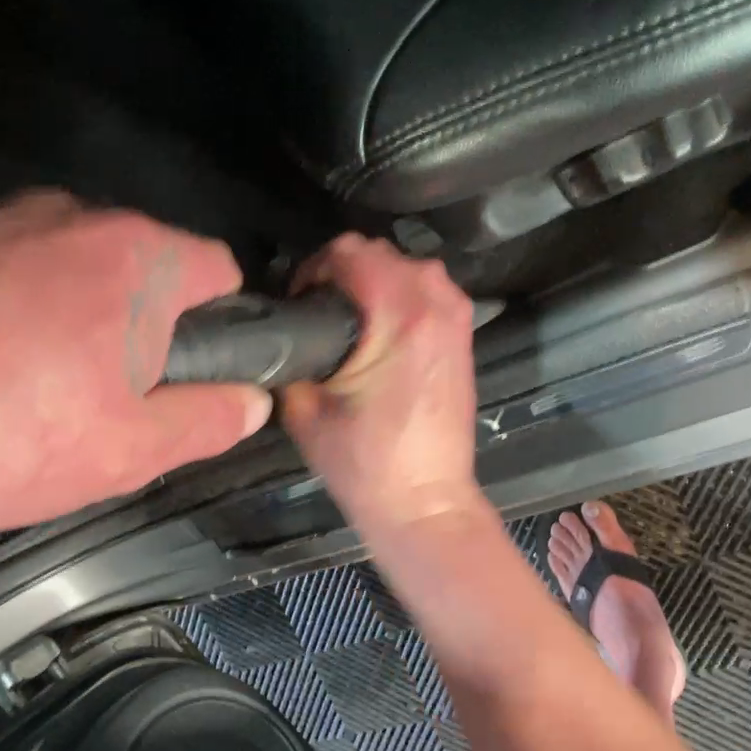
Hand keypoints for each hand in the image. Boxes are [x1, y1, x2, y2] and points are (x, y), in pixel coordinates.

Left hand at [0, 192, 272, 530]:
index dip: (220, 322)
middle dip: (135, 325)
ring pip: (54, 270)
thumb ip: (205, 421)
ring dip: (58, 320)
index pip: (217, 268)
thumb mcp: (129, 450)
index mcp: (137, 259)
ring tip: (17, 397)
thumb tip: (249, 403)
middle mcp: (66, 218)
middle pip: (133, 266)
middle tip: (105, 400)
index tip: (194, 372)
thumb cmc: (4, 426)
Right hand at [280, 235, 483, 531]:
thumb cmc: (365, 463)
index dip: (312, 271)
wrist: (425, 499)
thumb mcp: (304, 407)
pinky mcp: (464, 333)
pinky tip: (379, 336)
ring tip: (350, 327)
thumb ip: (292, 351)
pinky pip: (426, 292)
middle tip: (320, 316)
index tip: (299, 303)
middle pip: (377, 252)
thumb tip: (286, 323)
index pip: (346, 251)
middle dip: (343, 274)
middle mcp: (435, 300)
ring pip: (404, 267)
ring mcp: (456, 314)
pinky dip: (399, 300)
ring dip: (373, 284)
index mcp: (399, 312)